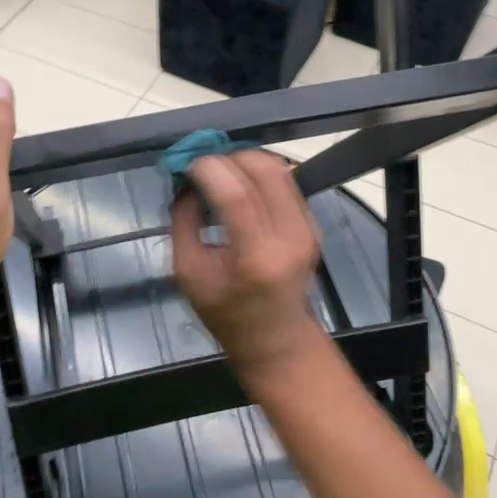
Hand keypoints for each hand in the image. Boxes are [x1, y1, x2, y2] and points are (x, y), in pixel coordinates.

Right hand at [170, 152, 322, 378]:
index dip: (211, 170)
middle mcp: (289, 239)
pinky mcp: (313, 224)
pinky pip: (287, 181)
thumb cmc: (225, 313)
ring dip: (245, 160)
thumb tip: (186, 182)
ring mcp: (307, 229)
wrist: (276, 339)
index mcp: (256, 259)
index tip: (189, 164)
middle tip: (204, 163)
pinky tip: (240, 182)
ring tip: (220, 169)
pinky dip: (260, 172)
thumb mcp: (187, 273)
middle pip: (264, 172)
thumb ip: (183, 222)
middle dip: (229, 157)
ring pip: (279, 169)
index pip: (237, 197)